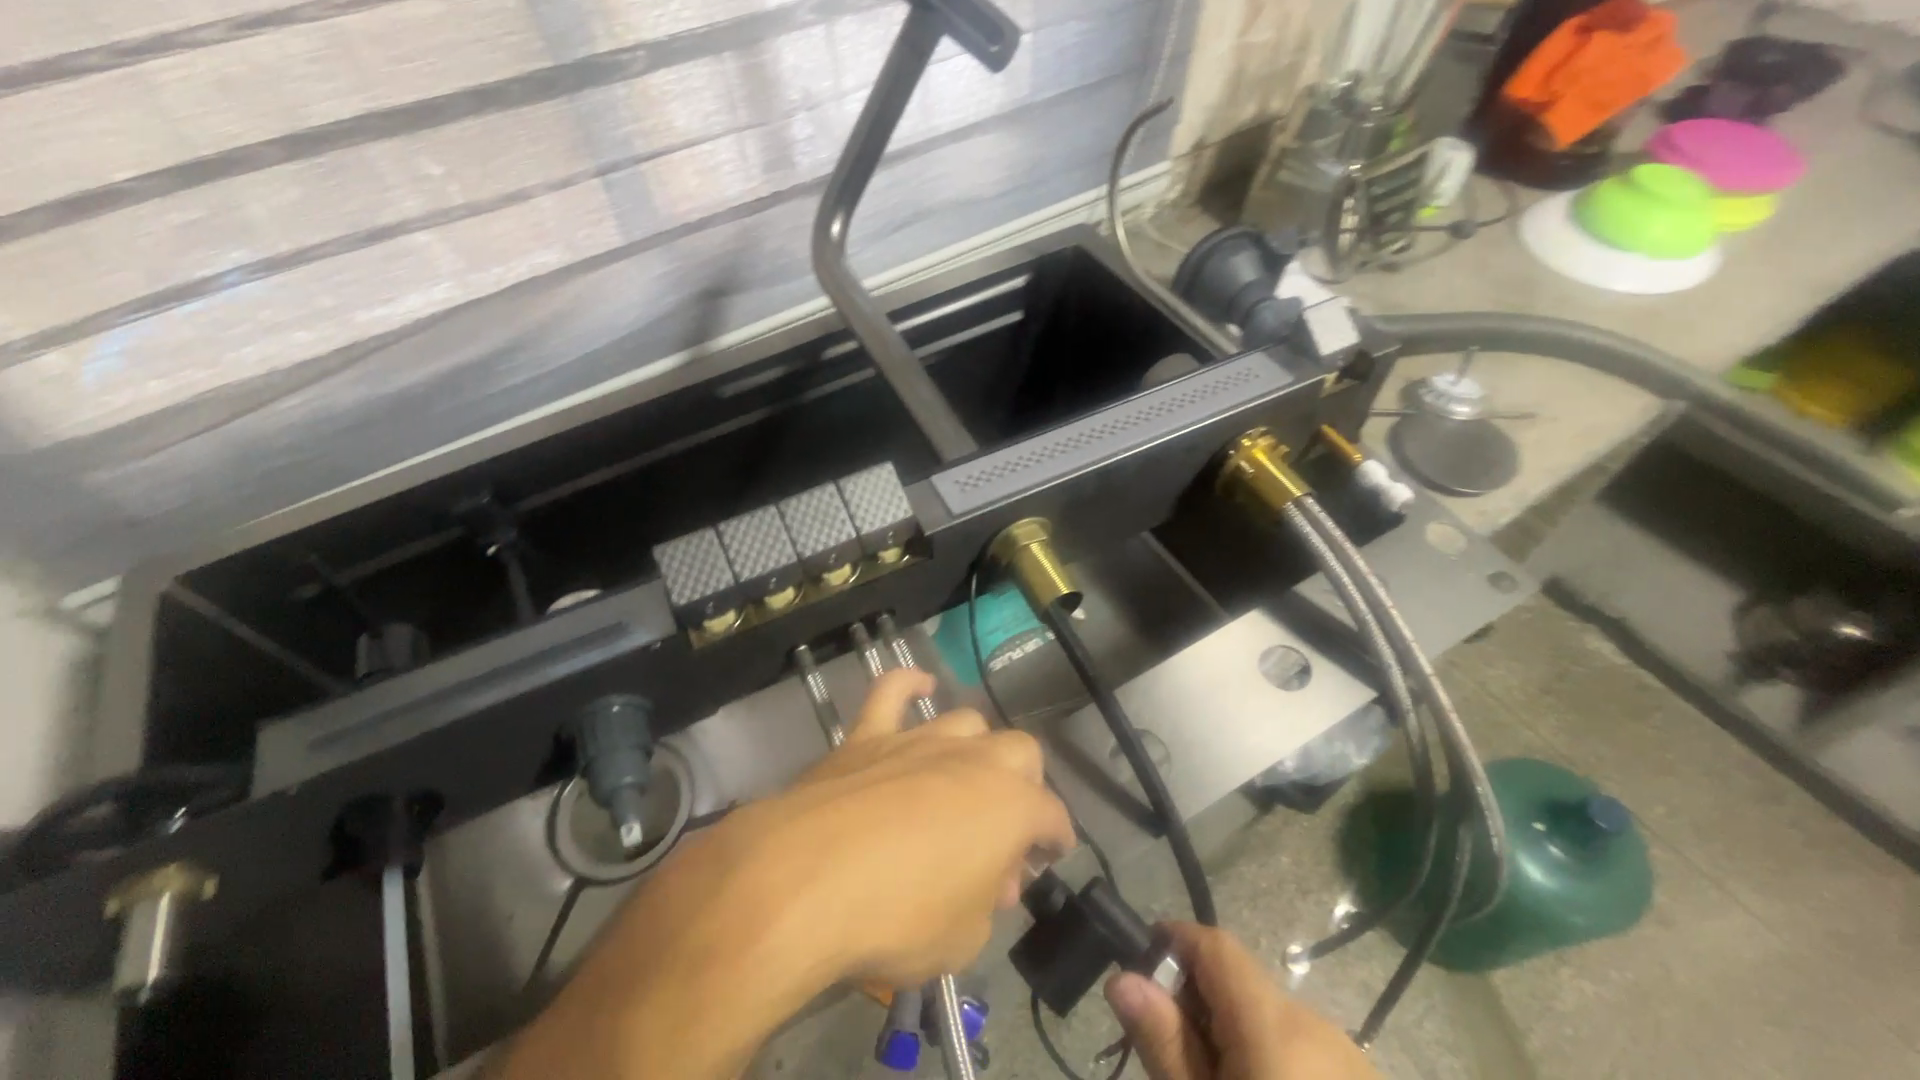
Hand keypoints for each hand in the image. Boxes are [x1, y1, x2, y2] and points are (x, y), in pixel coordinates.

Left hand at [783, 668, 1077, 983]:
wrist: (802, 883)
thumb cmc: (897, 918)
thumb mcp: (963, 939)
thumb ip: (985, 904)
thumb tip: (985, 881)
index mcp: (1011, 807)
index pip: (1051, 816)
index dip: (1054, 839)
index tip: (1048, 856)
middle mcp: (974, 760)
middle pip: (1020, 754)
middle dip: (1023, 787)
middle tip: (1001, 832)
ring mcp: (918, 742)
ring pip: (966, 723)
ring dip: (975, 750)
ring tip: (964, 783)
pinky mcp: (866, 737)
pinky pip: (892, 692)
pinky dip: (909, 685)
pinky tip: (920, 686)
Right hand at [1105, 923, 1377, 1079]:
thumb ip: (1165, 1042)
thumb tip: (1124, 978)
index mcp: (1273, 1023)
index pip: (1215, 945)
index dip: (1173, 943)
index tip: (1138, 972)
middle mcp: (1317, 1025)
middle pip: (1242, 985)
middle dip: (1197, 1004)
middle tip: (1167, 1058)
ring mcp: (1351, 1058)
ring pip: (1273, 1020)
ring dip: (1234, 1037)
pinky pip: (1305, 1053)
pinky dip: (1271, 1062)